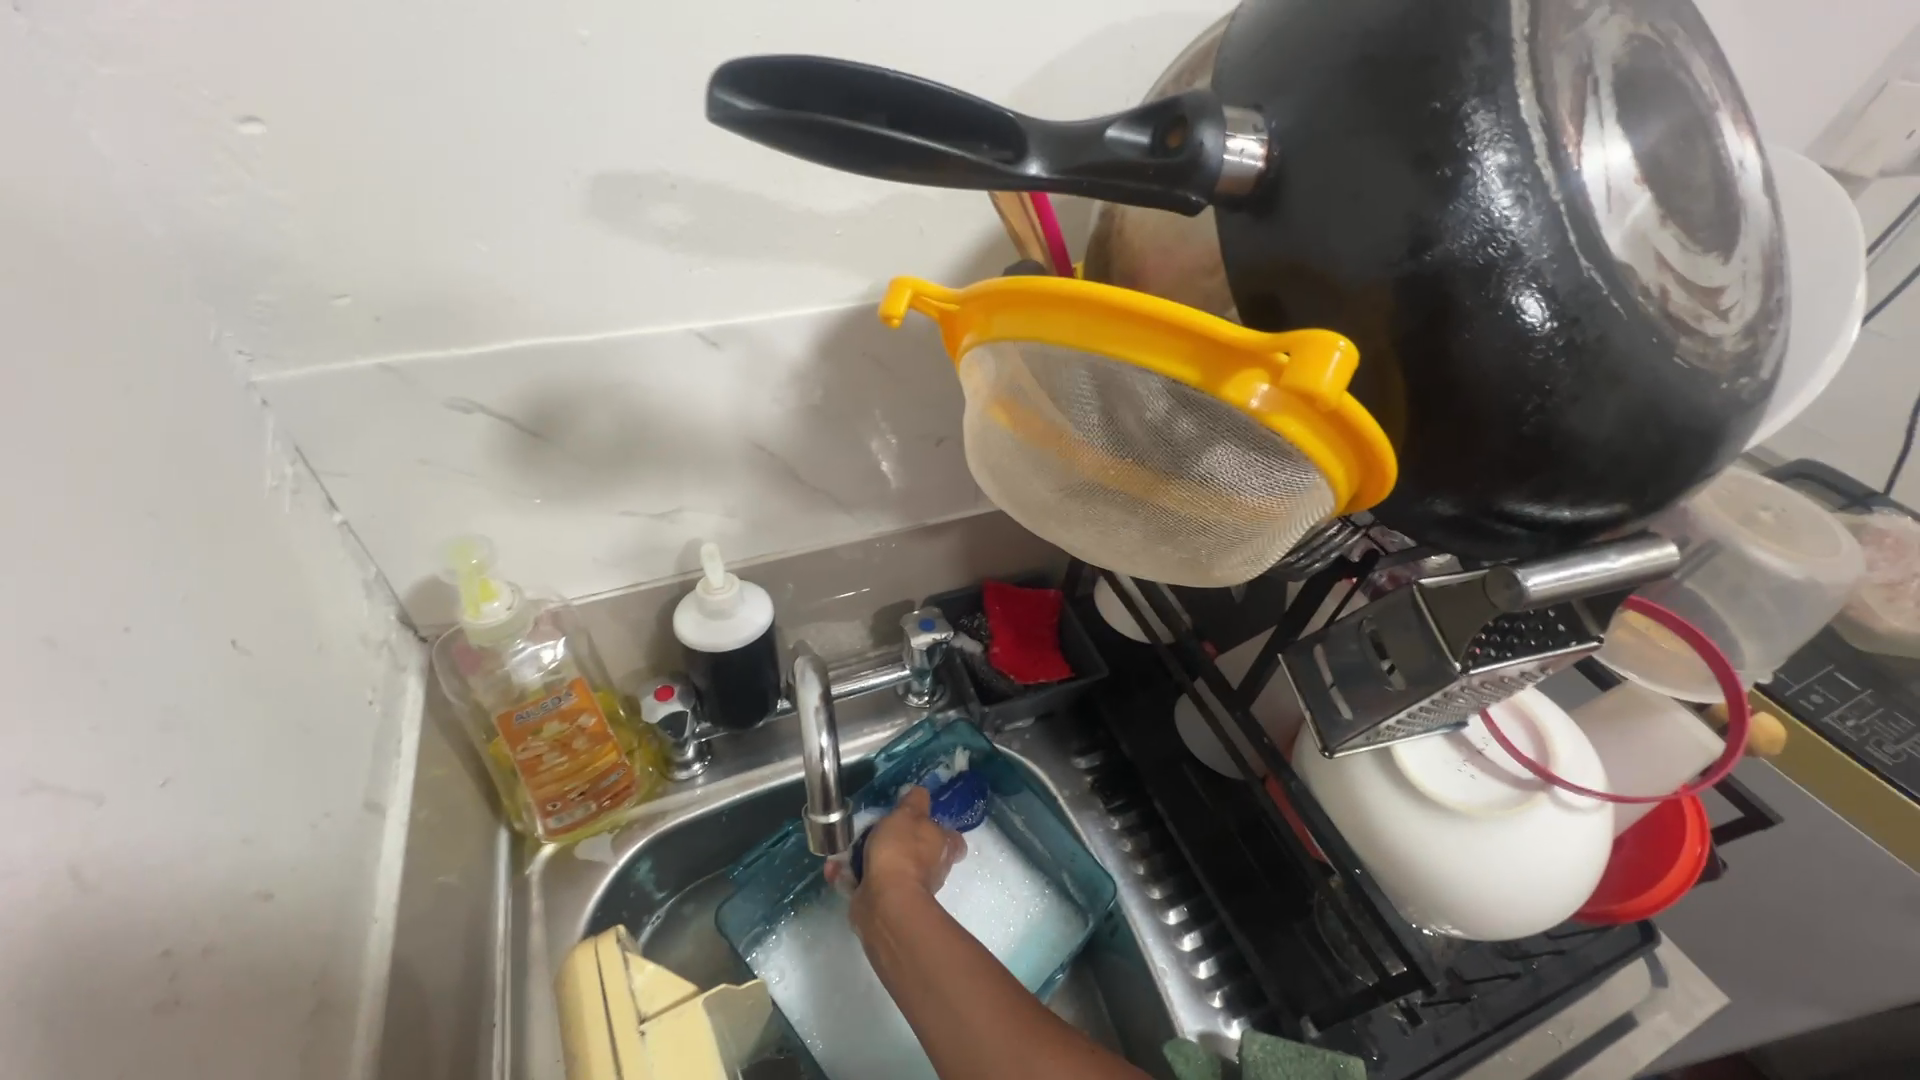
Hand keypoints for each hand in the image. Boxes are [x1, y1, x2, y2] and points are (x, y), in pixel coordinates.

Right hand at [838, 786, 966, 916]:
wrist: (885, 901)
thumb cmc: (902, 852)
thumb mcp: (908, 814)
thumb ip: (915, 801)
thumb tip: (921, 793)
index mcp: (944, 848)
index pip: (952, 839)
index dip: (940, 830)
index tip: (922, 821)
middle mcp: (932, 870)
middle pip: (918, 852)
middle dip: (896, 842)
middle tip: (876, 828)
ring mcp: (907, 888)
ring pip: (887, 867)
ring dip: (866, 858)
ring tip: (846, 847)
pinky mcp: (883, 902)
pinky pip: (866, 883)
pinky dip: (850, 875)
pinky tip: (835, 866)